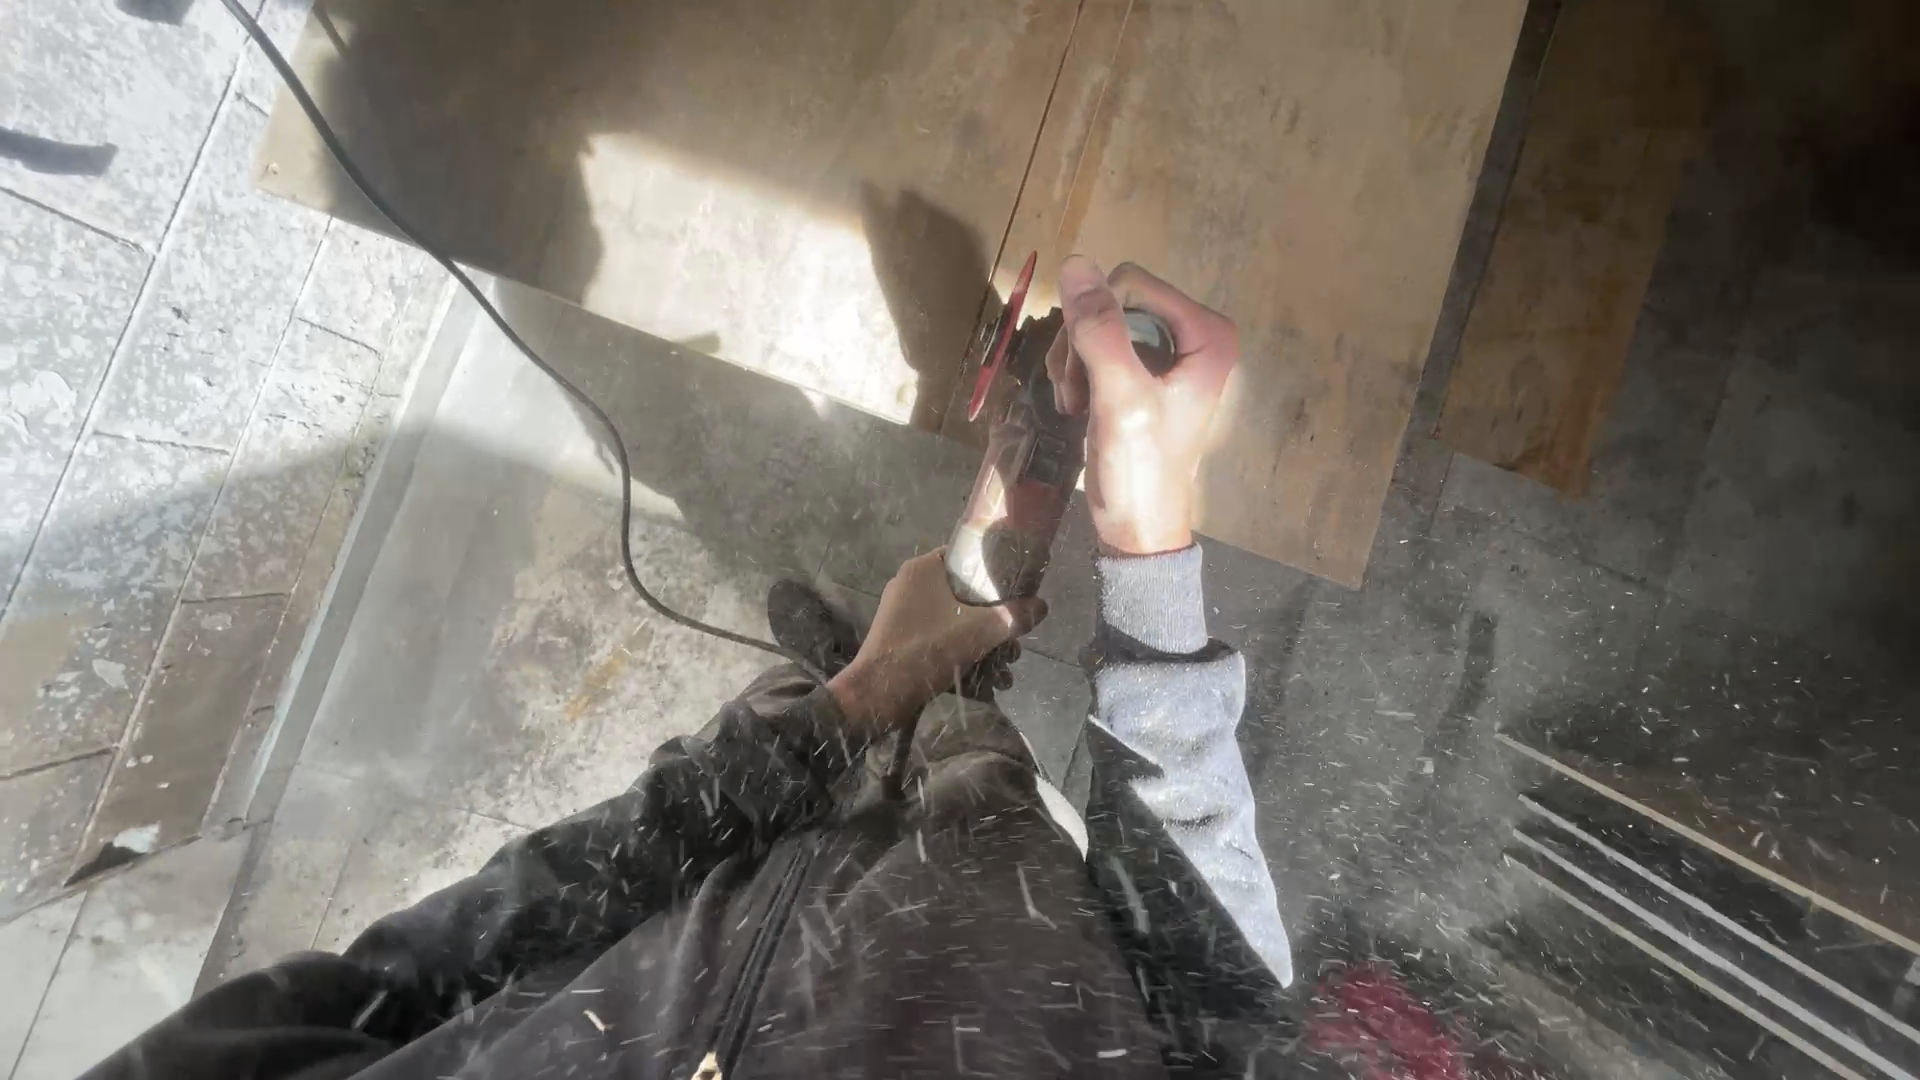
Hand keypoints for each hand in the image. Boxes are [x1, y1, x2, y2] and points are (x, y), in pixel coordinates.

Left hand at [827, 550, 1046, 733]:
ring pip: (954, 620)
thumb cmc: (926, 650)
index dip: (992, 570)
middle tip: (1012, 643)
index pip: (964, 556)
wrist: (877, 695)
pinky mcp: (900, 639)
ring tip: (1004, 670)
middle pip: (964, 593)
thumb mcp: (978, 632)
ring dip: (982, 643)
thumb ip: (1013, 617)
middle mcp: (910, 585)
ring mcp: (902, 613)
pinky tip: (985, 680)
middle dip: (993, 621)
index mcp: (923, 570)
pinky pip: (939, 637)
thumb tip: (1042, 606)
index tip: (1014, 591)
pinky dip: (961, 653)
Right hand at [1046, 257, 1237, 555]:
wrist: (1135, 526)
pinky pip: (1095, 347)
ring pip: (1097, 324)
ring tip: (1074, 403)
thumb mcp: (1120, 398)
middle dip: (1082, 344)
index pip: (1130, 283)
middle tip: (1075, 392)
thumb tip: (1075, 262)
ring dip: (1073, 362)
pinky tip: (1075, 406)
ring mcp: (1165, 354)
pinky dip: (1076, 374)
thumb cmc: (1140, 469)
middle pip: (1113, 302)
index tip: (1084, 372)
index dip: (1096, 320)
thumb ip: (1100, 332)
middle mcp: (1191, 335)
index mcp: (1206, 333)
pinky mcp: (1141, 374)